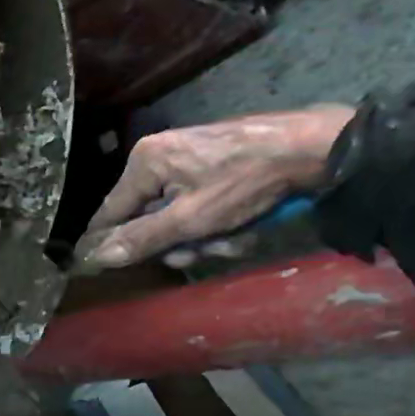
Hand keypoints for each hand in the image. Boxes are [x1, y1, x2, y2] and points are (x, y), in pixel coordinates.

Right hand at [74, 107, 354, 272]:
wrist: (316, 147)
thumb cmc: (246, 183)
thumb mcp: (192, 219)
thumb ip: (142, 239)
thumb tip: (97, 256)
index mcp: (144, 162)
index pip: (110, 212)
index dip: (110, 242)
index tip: (106, 268)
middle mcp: (158, 154)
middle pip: (148, 215)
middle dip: (177, 241)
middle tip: (202, 254)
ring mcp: (187, 156)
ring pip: (177, 212)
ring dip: (203, 235)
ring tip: (233, 241)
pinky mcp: (214, 160)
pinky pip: (198, 199)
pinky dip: (217, 219)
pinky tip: (243, 224)